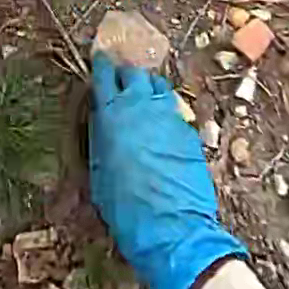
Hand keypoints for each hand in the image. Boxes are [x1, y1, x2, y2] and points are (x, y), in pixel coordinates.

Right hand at [88, 51, 246, 288]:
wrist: (175, 229)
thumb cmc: (128, 210)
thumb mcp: (100, 174)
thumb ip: (101, 139)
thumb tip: (101, 120)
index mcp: (112, 115)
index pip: (104, 76)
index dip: (101, 65)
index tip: (100, 58)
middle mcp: (140, 105)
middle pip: (133, 73)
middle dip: (126, 75)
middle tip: (122, 83)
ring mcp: (167, 113)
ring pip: (157, 84)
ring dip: (148, 87)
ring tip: (144, 99)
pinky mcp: (188, 127)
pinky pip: (173, 107)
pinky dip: (165, 109)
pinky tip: (162, 125)